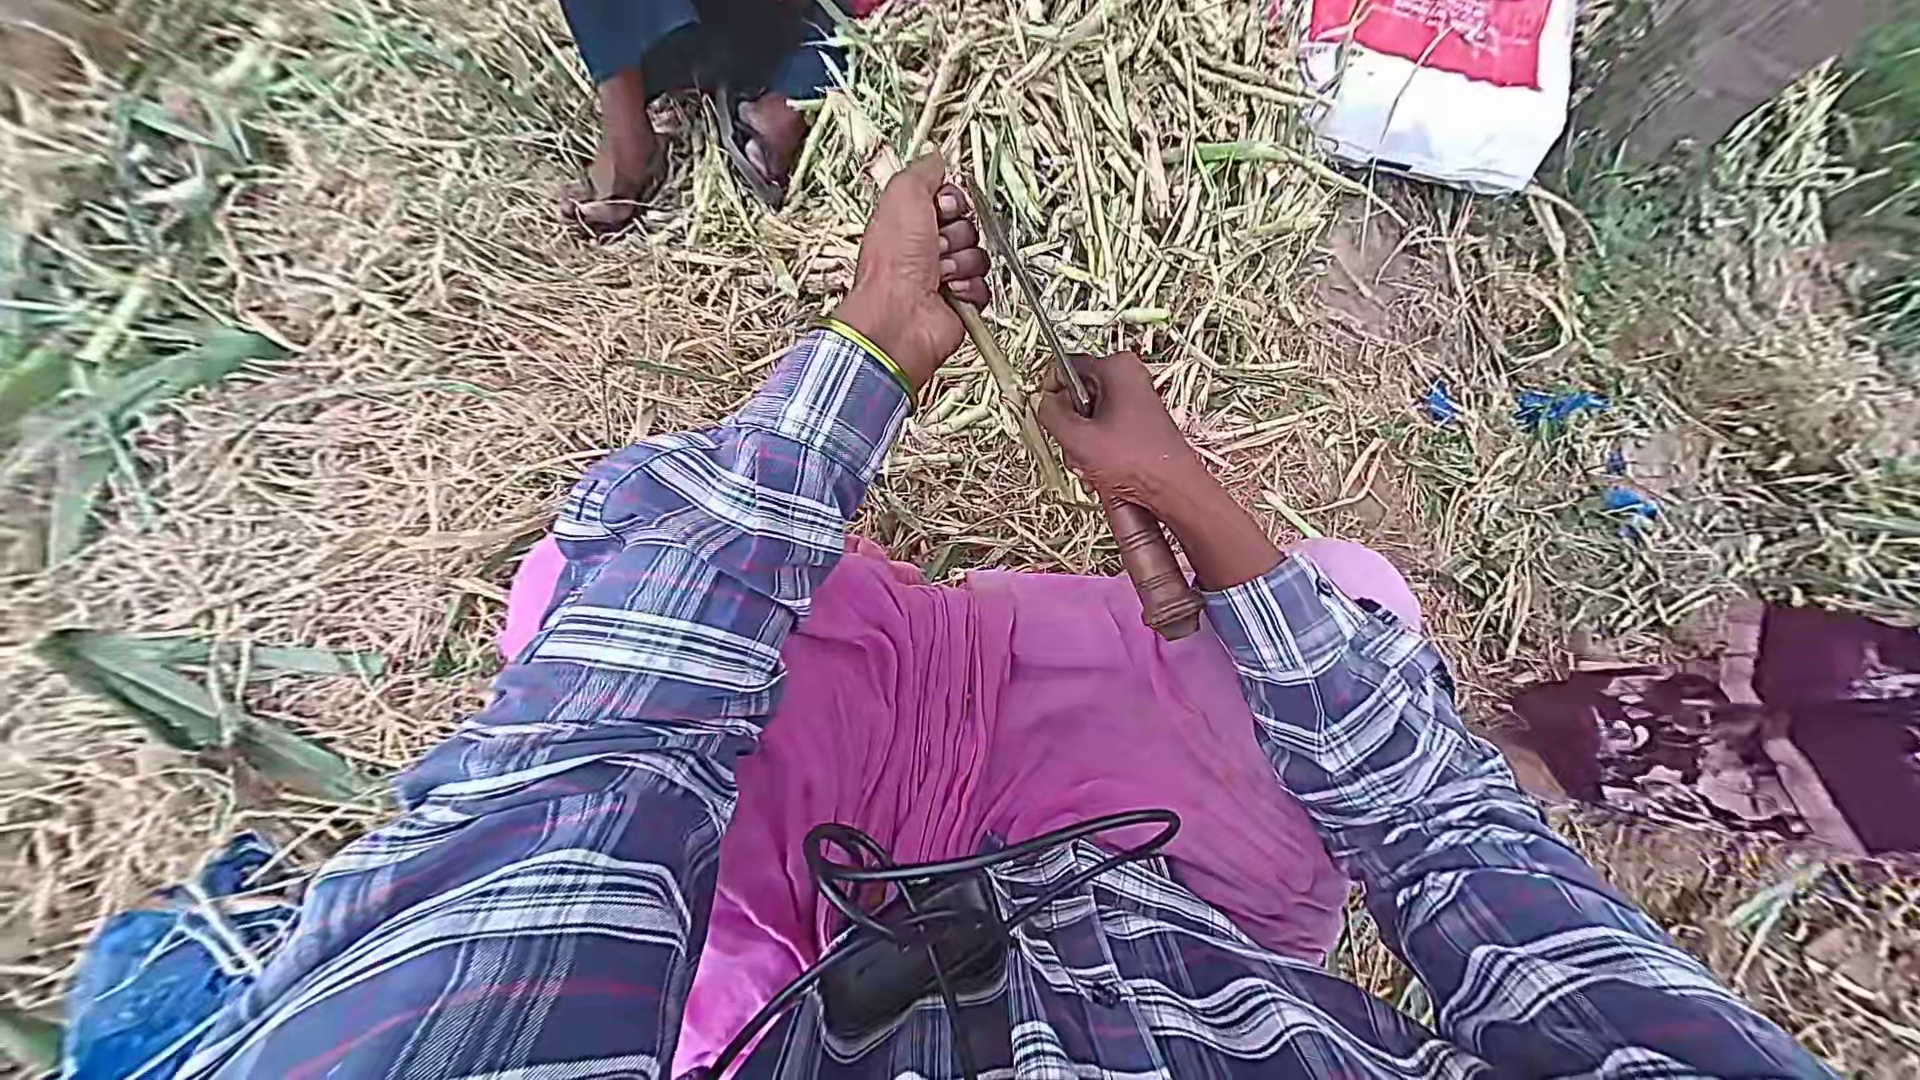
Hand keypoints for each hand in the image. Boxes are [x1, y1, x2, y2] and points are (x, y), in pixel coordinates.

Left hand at [833, 152, 989, 389]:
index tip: (939, 211)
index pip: (953, 200)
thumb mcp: (903, 195)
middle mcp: (928, 250)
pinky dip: (970, 290)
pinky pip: (984, 288)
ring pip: (979, 257)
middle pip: (968, 227)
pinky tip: (950, 295)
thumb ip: (923, 172)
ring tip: (940, 275)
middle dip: (956, 236)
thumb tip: (938, 158)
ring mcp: (945, 279)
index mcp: (912, 223)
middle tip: (935, 249)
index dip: (951, 203)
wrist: (899, 315)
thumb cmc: (894, 259)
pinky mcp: (961, 306)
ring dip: (962, 263)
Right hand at [1037, 351, 1206, 514]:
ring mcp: (1135, 401)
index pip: (1064, 368)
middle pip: (1076, 397)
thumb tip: (1043, 402)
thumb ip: (1050, 413)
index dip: (1052, 395)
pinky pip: (1103, 432)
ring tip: (1092, 463)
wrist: (1171, 489)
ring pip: (1087, 419)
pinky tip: (1102, 469)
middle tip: (1078, 447)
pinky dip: (1096, 452)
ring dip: (1081, 445)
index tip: (1053, 417)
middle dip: (1070, 427)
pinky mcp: (1137, 423)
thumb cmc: (1136, 462)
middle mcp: (1129, 377)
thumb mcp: (1077, 437)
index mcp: (1117, 367)